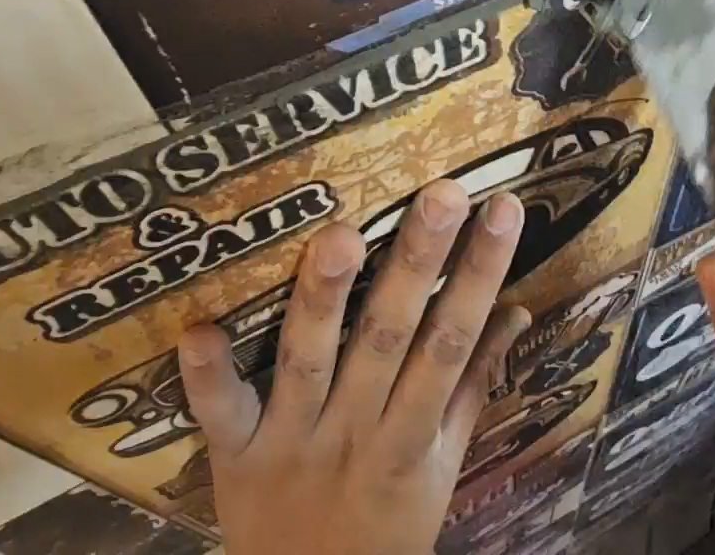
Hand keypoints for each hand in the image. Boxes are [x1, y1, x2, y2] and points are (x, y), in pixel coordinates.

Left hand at [176, 180, 529, 554]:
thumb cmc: (390, 526)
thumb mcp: (445, 464)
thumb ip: (475, 382)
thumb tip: (516, 308)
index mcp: (413, 435)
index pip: (454, 339)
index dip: (481, 272)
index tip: (502, 208)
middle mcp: (356, 431)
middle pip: (389, 336)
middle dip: (418, 263)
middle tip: (440, 193)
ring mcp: (292, 442)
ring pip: (310, 359)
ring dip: (324, 298)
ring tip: (341, 234)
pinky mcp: (235, 458)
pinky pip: (220, 415)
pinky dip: (207, 376)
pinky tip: (199, 327)